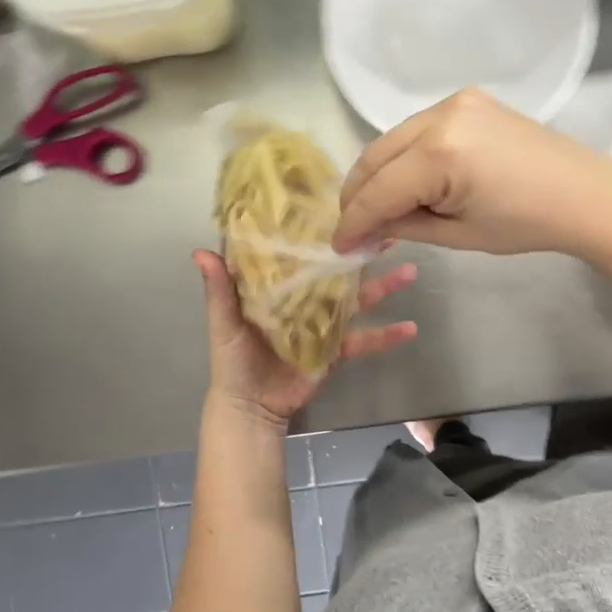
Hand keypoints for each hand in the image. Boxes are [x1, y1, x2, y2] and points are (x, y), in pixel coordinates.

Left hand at [193, 249, 416, 428]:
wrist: (251, 408)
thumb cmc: (232, 362)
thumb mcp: (224, 323)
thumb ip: (218, 290)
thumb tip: (201, 251)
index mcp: (276, 286)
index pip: (297, 250)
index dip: (315, 229)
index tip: (338, 204)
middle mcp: (303, 298)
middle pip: (336, 269)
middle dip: (362, 251)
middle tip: (390, 229)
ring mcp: (322, 322)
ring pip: (357, 299)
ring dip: (383, 286)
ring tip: (409, 271)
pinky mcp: (335, 349)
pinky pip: (363, 339)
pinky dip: (386, 335)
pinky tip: (410, 327)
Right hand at [331, 88, 611, 256]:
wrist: (583, 193)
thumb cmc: (526, 223)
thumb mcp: (458, 235)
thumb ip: (404, 225)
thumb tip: (366, 229)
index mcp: (441, 154)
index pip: (378, 190)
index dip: (353, 222)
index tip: (338, 246)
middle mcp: (441, 116)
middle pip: (375, 156)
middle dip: (357, 195)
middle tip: (353, 229)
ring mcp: (455, 102)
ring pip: (391, 140)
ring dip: (377, 174)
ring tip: (379, 210)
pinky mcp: (467, 99)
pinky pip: (416, 129)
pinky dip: (403, 156)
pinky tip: (407, 183)